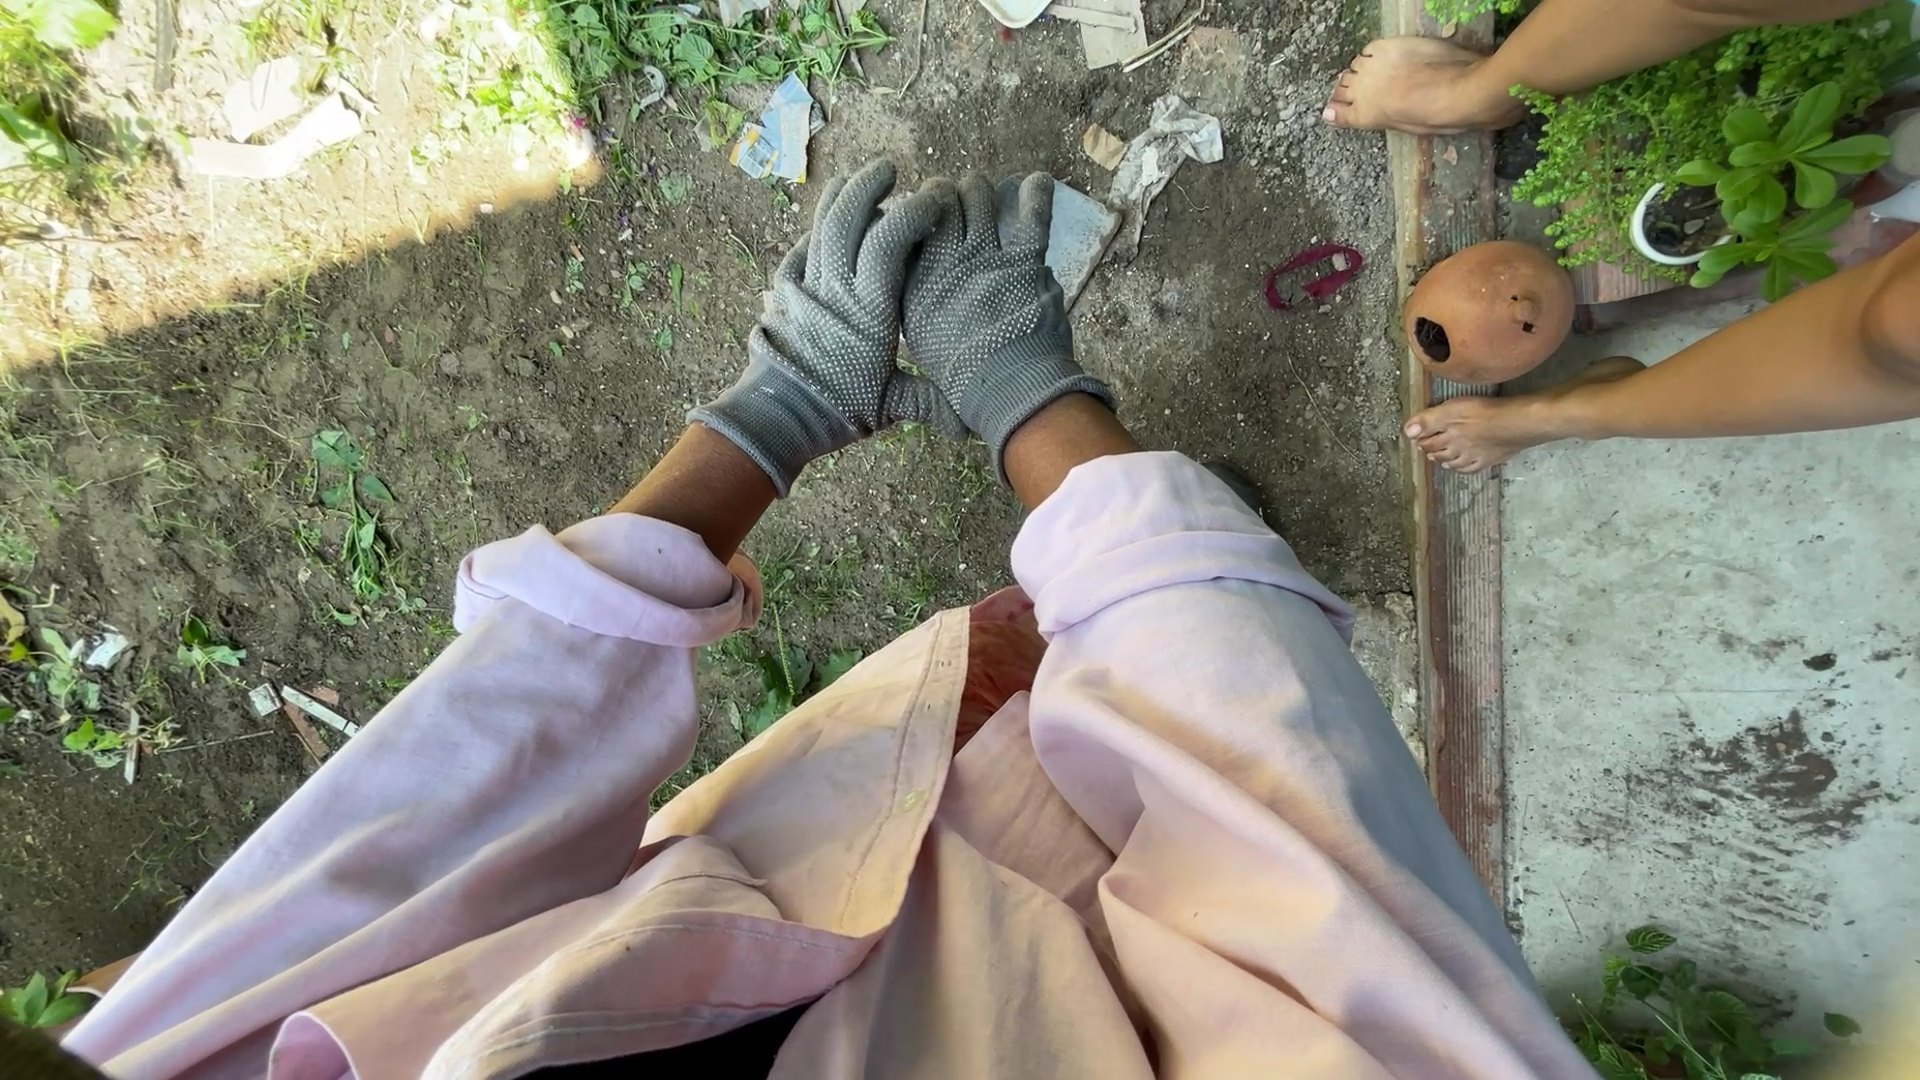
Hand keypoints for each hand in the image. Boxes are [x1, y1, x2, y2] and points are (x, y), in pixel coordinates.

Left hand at [690, 159, 960, 495]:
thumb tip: (967, 422)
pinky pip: (800, 247)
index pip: (888, 242)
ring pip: (821, 225)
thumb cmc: (837, 412)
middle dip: (871, 186)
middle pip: (849, 218)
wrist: (775, 417)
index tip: (933, 200)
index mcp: (868, 310)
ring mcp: (806, 285)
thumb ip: (929, 401)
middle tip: (890, 170)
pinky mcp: (785, 292)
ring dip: (841, 196)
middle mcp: (836, 288)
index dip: (912, 213)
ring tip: (858, 178)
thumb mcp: (889, 407)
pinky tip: (826, 220)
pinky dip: (816, 227)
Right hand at [901, 172, 1112, 478]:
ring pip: (980, 200)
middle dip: (945, 193)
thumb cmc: (963, 378)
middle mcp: (949, 263)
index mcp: (919, 284)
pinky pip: (1032, 216)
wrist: (1010, 389)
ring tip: (979, 189)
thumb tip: (912, 279)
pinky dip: (1035, 194)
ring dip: (979, 189)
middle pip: (943, 204)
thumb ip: (916, 304)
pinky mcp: (1026, 260)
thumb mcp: (923, 343)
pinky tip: (1035, 181)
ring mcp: (989, 257)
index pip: (911, 227)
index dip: (918, 211)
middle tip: (950, 196)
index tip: (924, 209)